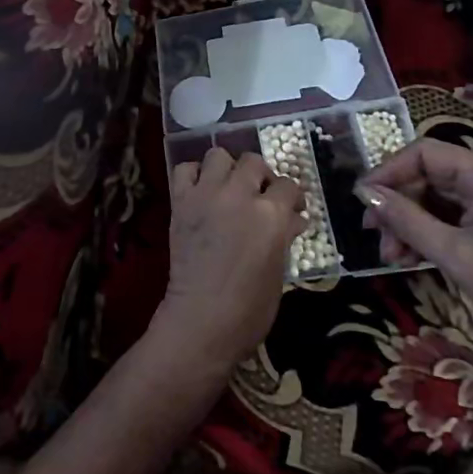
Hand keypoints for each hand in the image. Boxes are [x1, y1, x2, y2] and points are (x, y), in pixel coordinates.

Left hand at [157, 148, 305, 370]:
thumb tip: (293, 220)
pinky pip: (184, 170)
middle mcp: (239, 195)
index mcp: (272, 214)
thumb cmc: (251, 306)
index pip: (289, 185)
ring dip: (227, 169)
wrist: (203, 317)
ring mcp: (206, 195)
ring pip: (218, 156)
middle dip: (260, 176)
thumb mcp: (280, 269)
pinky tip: (201, 191)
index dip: (292, 197)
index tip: (291, 209)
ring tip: (228, 188)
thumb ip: (284, 236)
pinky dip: (193, 175)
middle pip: (253, 162)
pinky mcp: (180, 202)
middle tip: (258, 196)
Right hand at [354, 140, 472, 371]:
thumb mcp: (455, 255)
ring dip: (411, 222)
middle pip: (432, 175)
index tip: (360, 200)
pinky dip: (432, 232)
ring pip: (441, 197)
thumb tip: (364, 194)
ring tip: (391, 256)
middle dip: (398, 204)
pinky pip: (458, 215)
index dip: (388, 172)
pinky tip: (411, 256)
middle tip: (374, 237)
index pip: (427, 153)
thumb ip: (406, 219)